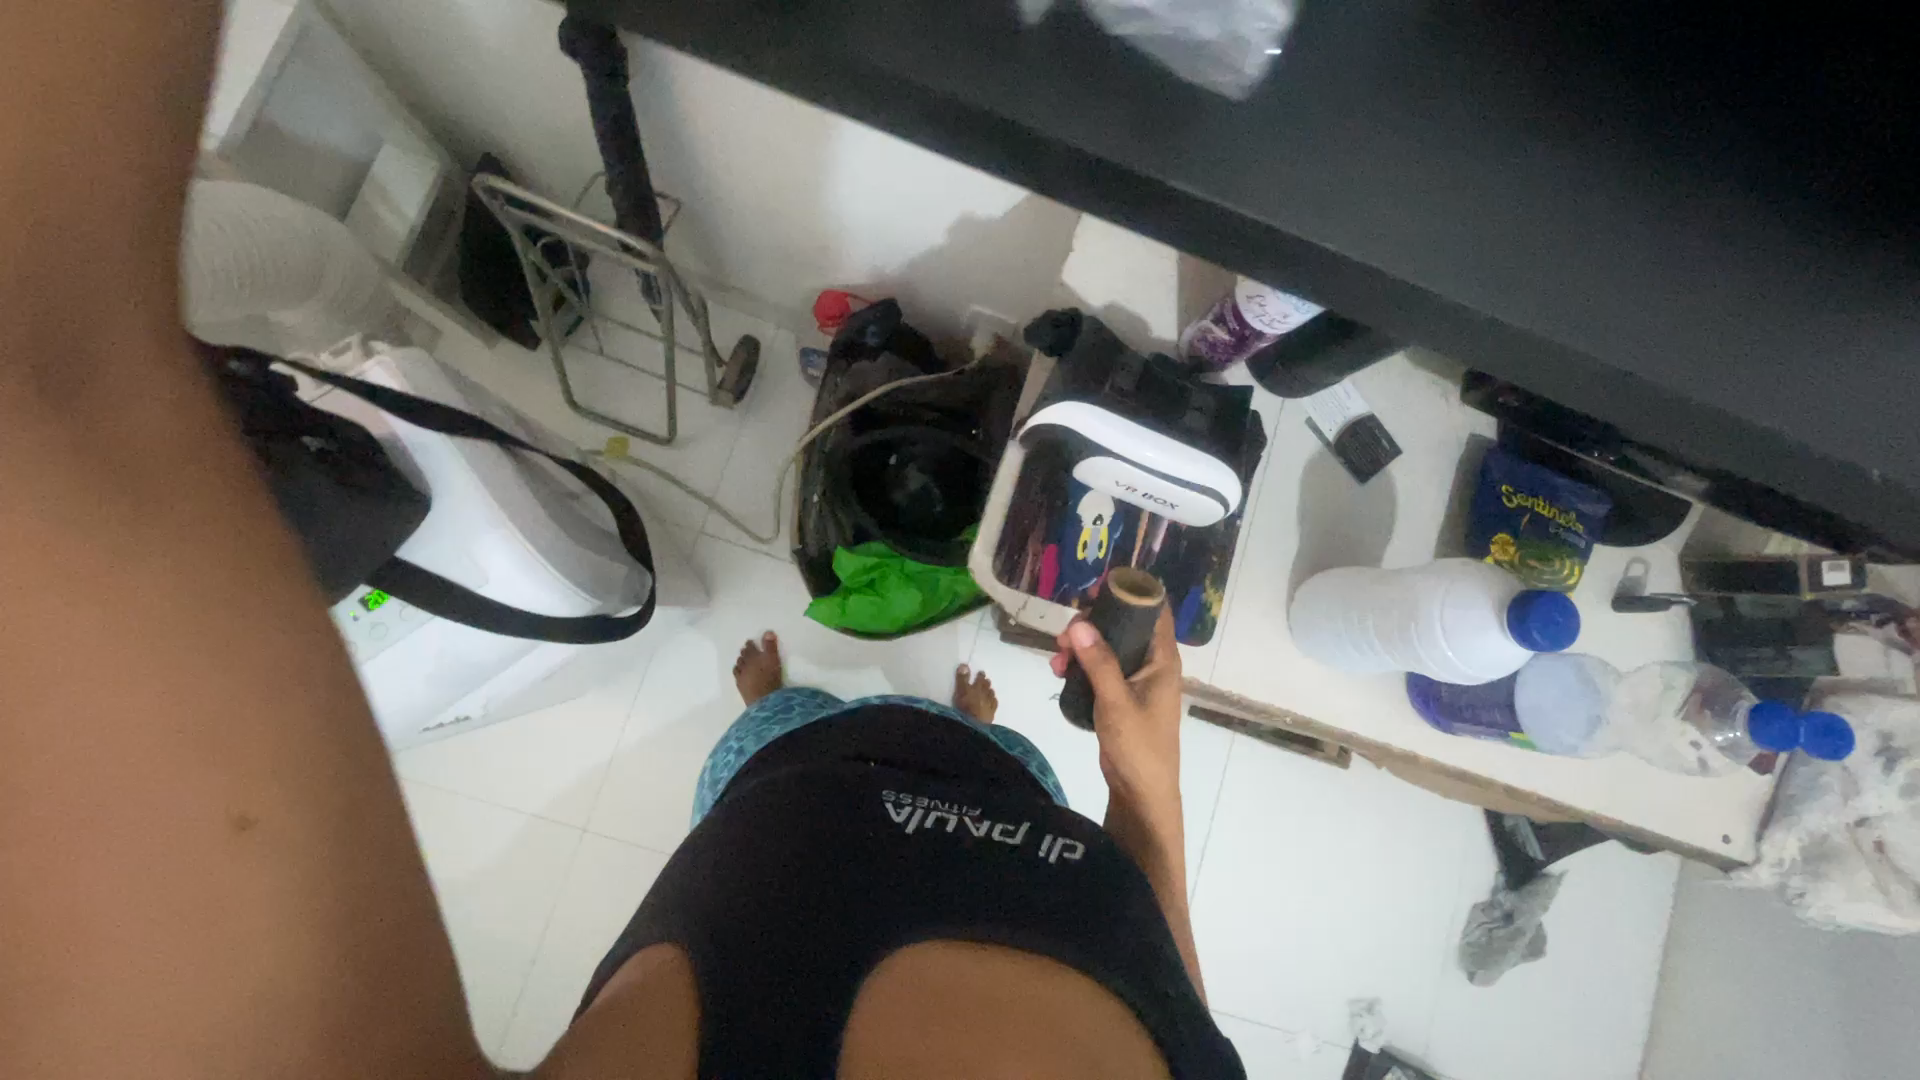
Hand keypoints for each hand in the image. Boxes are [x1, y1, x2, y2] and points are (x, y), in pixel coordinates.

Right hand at [1051, 608, 1183, 813]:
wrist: (1141, 793)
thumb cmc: (1138, 746)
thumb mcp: (1116, 701)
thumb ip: (1098, 662)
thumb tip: (1079, 623)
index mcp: (1162, 659)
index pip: (1154, 611)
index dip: (1128, 594)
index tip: (1095, 589)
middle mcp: (1151, 663)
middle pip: (1122, 627)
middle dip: (1091, 624)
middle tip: (1064, 634)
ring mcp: (1136, 680)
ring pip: (1107, 648)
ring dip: (1081, 647)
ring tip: (1056, 659)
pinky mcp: (1121, 696)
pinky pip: (1100, 669)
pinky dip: (1081, 666)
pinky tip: (1060, 673)